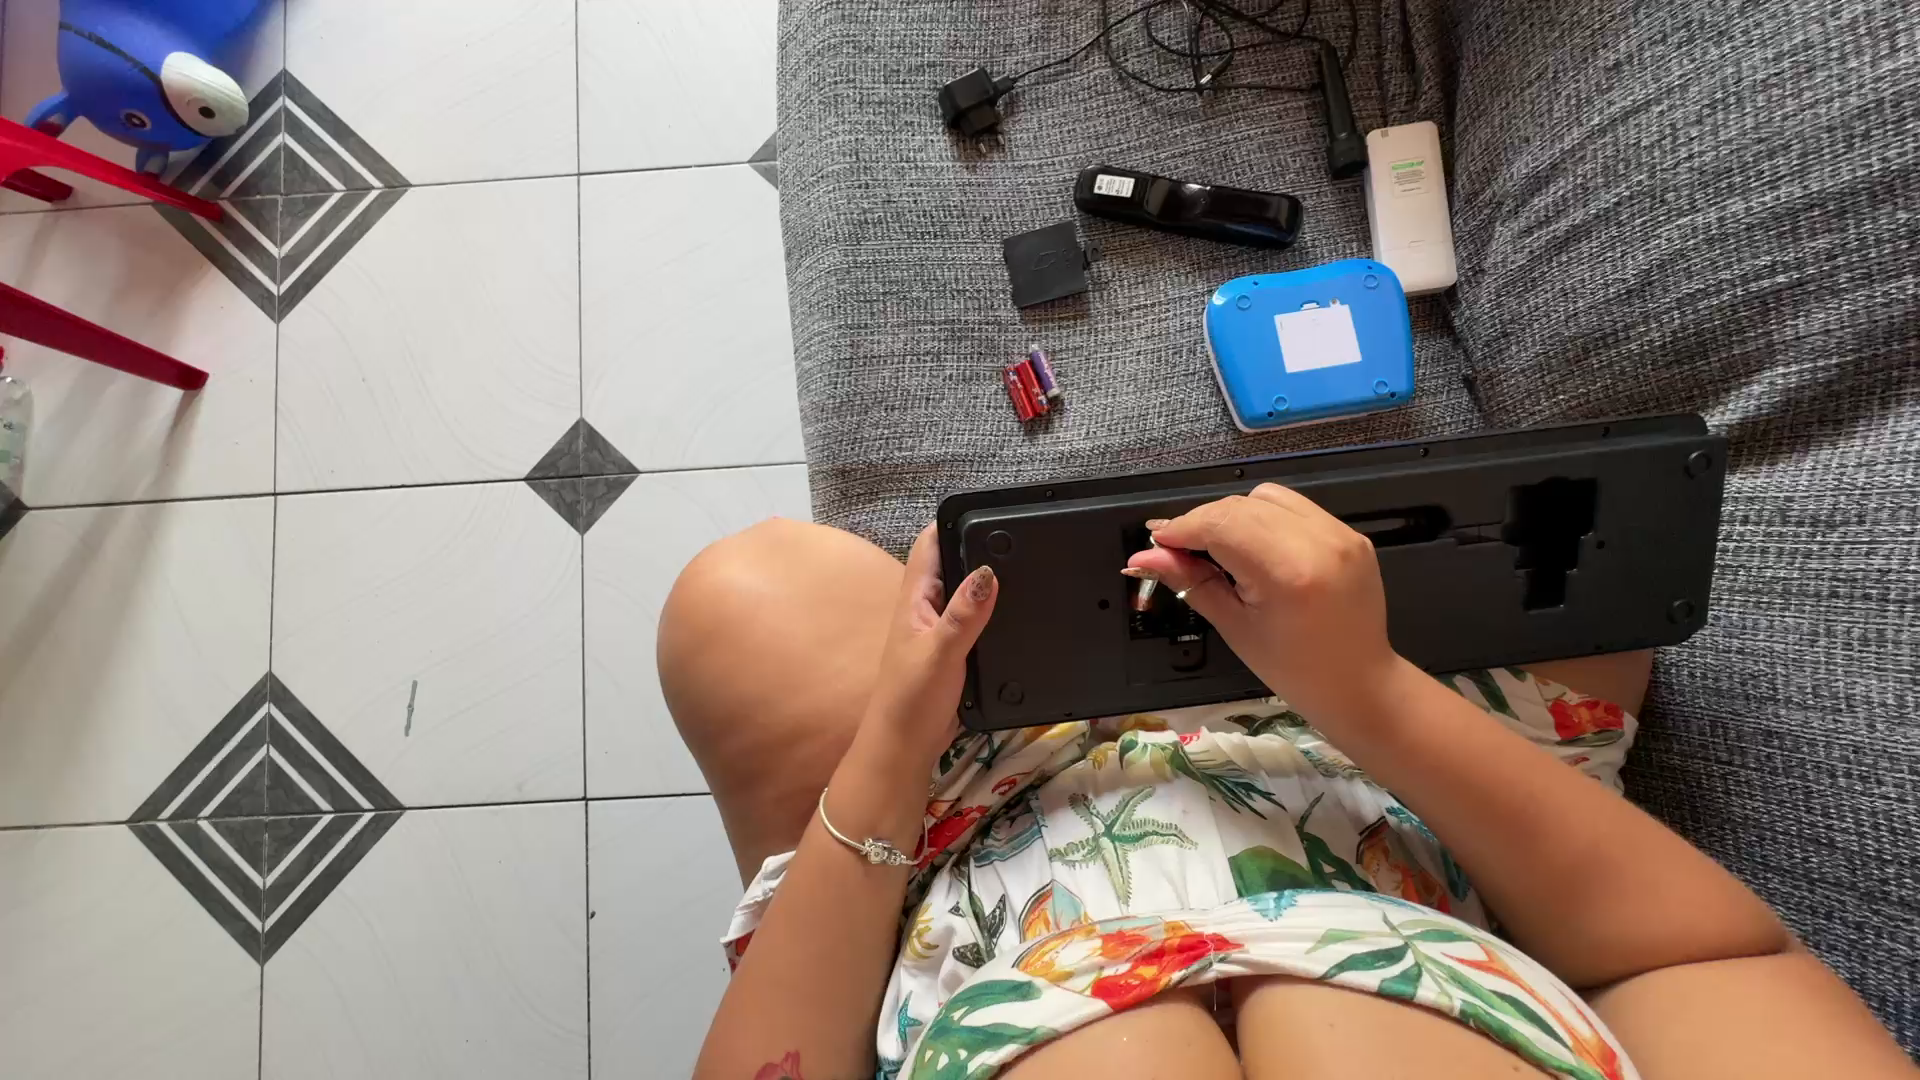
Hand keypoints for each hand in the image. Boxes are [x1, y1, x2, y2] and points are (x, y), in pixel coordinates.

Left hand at [857, 524, 998, 765]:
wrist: (906, 746)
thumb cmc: (913, 697)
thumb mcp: (942, 651)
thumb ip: (965, 613)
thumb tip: (989, 570)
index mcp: (915, 598)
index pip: (929, 546)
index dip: (950, 523)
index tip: (984, 509)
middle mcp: (926, 607)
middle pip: (950, 564)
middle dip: (975, 547)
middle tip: (1015, 533)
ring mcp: (939, 629)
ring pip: (964, 592)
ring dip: (985, 579)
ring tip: (1023, 564)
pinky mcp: (954, 651)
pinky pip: (974, 619)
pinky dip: (991, 609)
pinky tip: (1014, 610)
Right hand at [1126, 484, 1401, 723]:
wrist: (1357, 683)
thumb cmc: (1290, 668)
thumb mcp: (1232, 626)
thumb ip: (1188, 581)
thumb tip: (1141, 558)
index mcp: (1288, 572)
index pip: (1220, 525)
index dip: (1181, 529)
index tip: (1156, 542)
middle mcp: (1319, 541)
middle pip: (1239, 506)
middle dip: (1201, 521)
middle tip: (1176, 548)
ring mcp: (1339, 533)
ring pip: (1264, 497)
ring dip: (1231, 515)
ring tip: (1218, 548)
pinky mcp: (1348, 533)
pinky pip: (1293, 506)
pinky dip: (1262, 517)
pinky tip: (1252, 546)